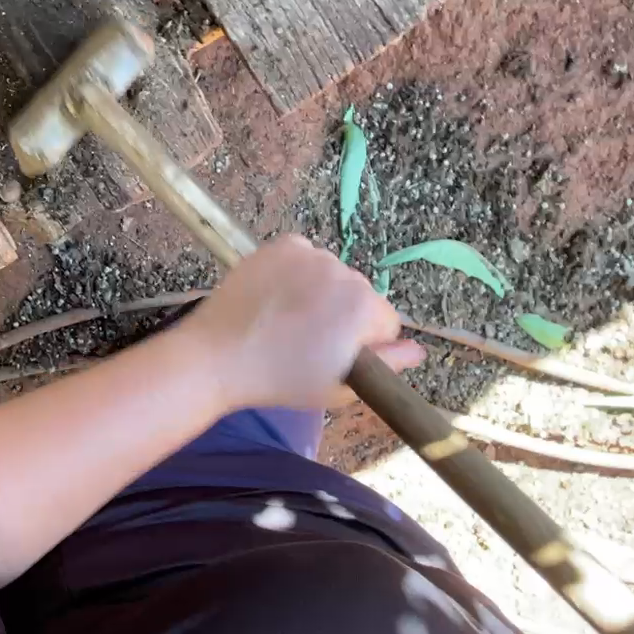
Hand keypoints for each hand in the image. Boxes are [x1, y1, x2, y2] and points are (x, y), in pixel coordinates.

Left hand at [175, 235, 426, 409]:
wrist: (214, 358)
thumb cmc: (277, 380)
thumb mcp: (337, 387)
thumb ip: (385, 366)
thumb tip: (418, 351)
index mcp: (366, 308)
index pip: (385, 323)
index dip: (360, 343)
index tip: (329, 356)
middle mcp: (345, 272)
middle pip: (357, 295)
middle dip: (339, 315)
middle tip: (300, 340)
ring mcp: (310, 255)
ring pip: (329, 275)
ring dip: (316, 291)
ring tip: (282, 320)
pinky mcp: (279, 247)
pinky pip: (301, 256)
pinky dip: (292, 271)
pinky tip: (273, 297)